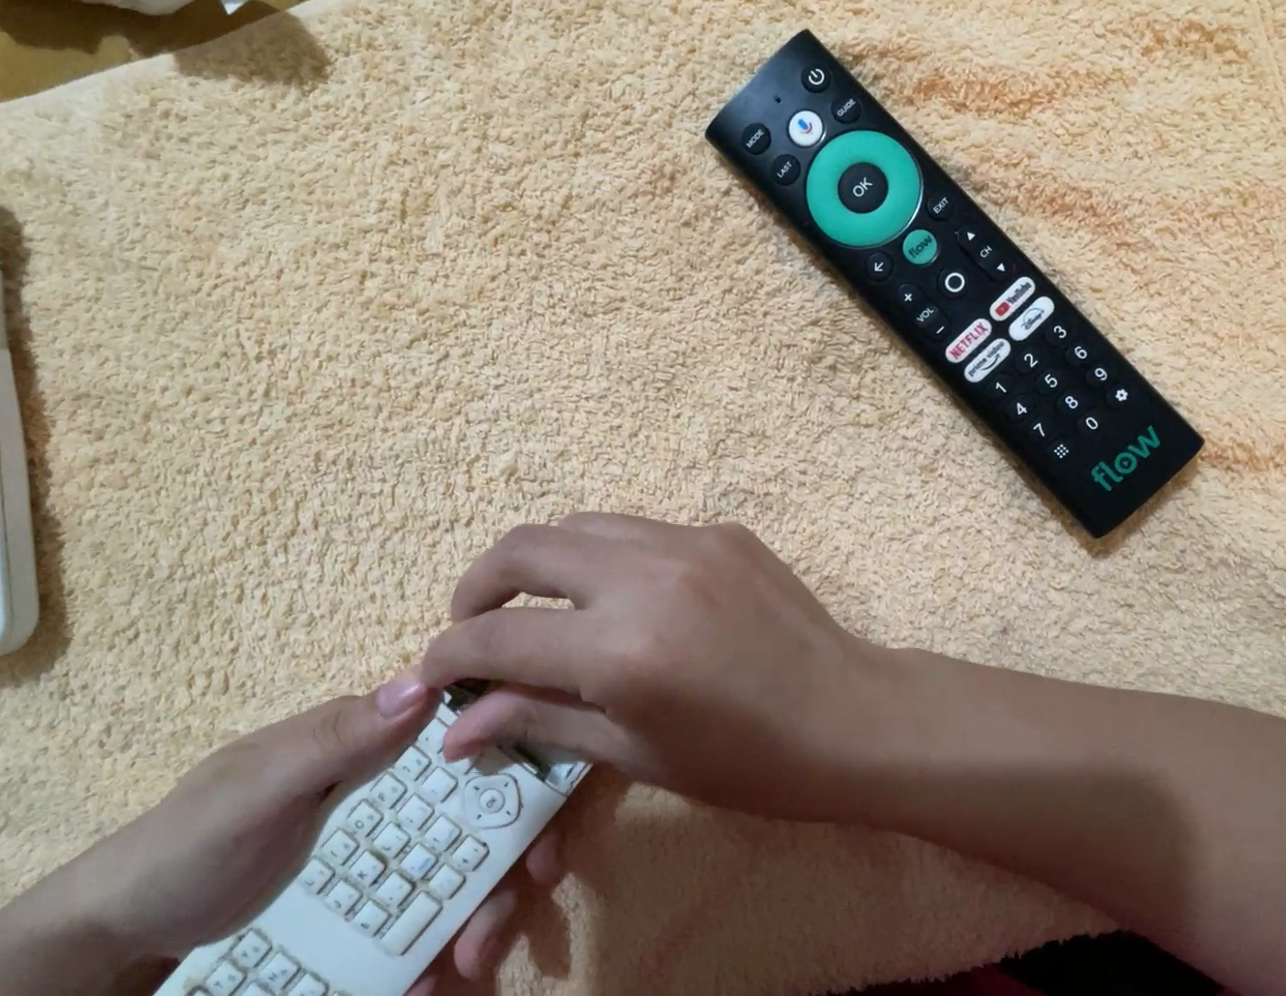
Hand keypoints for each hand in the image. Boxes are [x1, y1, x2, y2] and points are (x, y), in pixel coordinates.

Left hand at [53, 676, 562, 986]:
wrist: (123, 942)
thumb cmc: (186, 848)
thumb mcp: (255, 790)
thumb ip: (332, 740)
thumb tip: (423, 684)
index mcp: (378, 749)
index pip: (470, 741)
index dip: (522, 774)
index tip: (542, 829)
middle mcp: (395, 797)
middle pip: (481, 818)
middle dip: (507, 869)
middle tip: (499, 921)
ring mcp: (384, 856)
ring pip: (462, 876)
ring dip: (480, 920)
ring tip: (463, 966)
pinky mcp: (368, 909)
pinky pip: (423, 926)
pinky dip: (436, 956)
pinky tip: (425, 983)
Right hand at [418, 514, 896, 821]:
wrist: (850, 716)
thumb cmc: (746, 761)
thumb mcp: (635, 752)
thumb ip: (542, 721)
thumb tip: (458, 724)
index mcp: (620, 648)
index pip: (498, 638)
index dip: (450, 655)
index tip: (434, 671)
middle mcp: (645, 575)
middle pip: (524, 546)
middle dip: (479, 584)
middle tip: (474, 624)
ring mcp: (688, 540)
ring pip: (580, 525)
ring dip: (543, 562)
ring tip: (543, 606)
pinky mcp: (721, 530)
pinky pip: (640, 530)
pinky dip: (609, 559)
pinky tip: (626, 599)